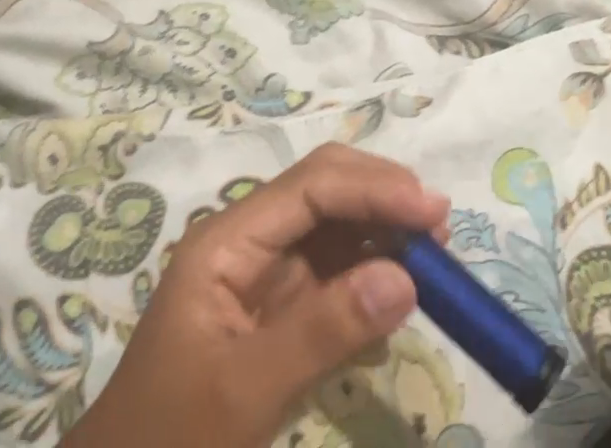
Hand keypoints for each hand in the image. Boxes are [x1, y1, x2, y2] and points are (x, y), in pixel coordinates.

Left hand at [62, 144, 448, 447]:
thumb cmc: (171, 432)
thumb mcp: (243, 389)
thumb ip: (323, 330)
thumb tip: (408, 277)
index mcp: (228, 241)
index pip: (310, 186)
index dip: (375, 188)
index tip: (434, 212)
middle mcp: (250, 241)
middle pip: (326, 190)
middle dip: (383, 197)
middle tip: (439, 231)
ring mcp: (268, 273)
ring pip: (338, 227)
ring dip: (386, 232)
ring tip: (434, 262)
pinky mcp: (284, 307)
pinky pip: (339, 272)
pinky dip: (376, 274)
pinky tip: (402, 296)